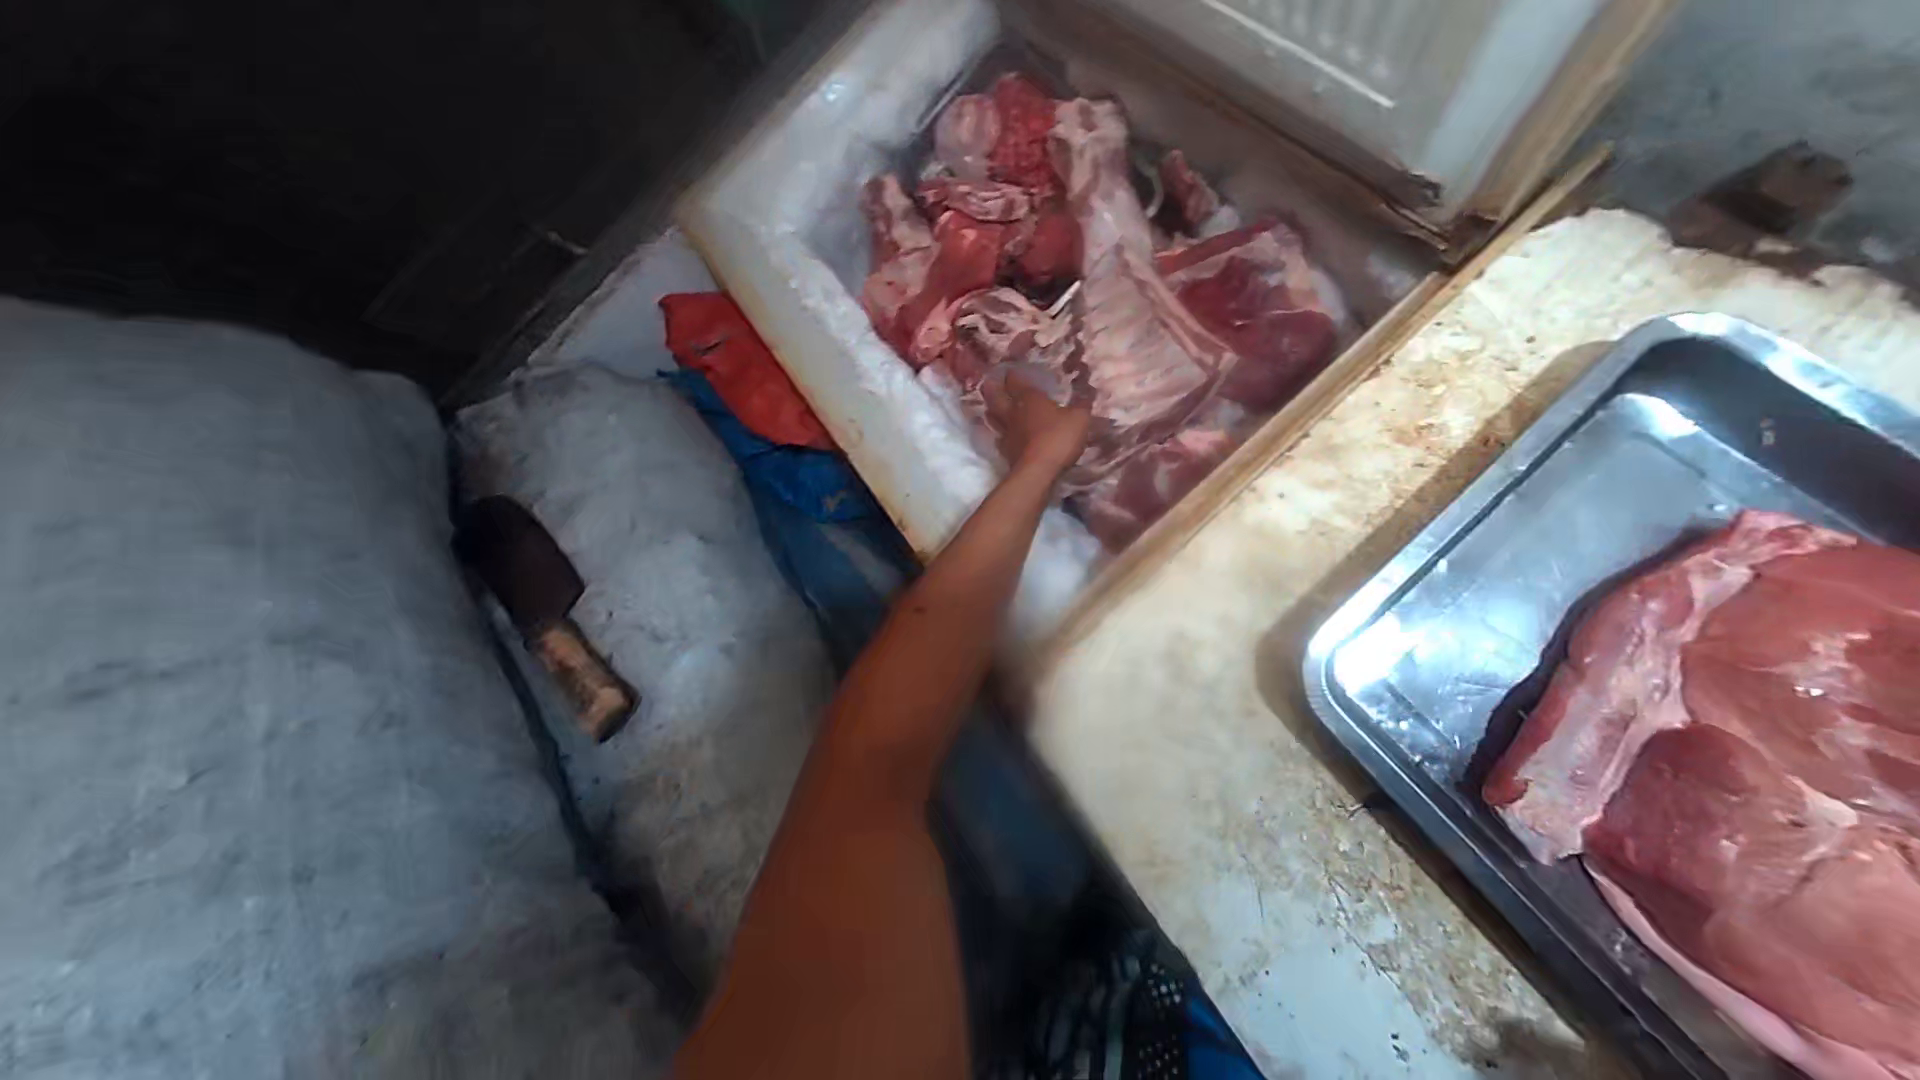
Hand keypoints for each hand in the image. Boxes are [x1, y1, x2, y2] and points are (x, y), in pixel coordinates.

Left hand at [985, 368, 1091, 478]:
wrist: (1038, 471)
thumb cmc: (1058, 438)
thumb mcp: (1079, 418)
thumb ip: (1082, 405)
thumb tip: (1087, 394)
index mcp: (1029, 398)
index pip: (1015, 381)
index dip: (1012, 375)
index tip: (1010, 371)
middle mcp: (1013, 412)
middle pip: (995, 397)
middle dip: (992, 389)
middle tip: (990, 384)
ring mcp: (1006, 433)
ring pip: (993, 417)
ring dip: (992, 411)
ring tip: (992, 408)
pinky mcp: (1006, 452)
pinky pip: (1000, 438)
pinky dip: (1001, 435)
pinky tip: (1005, 436)